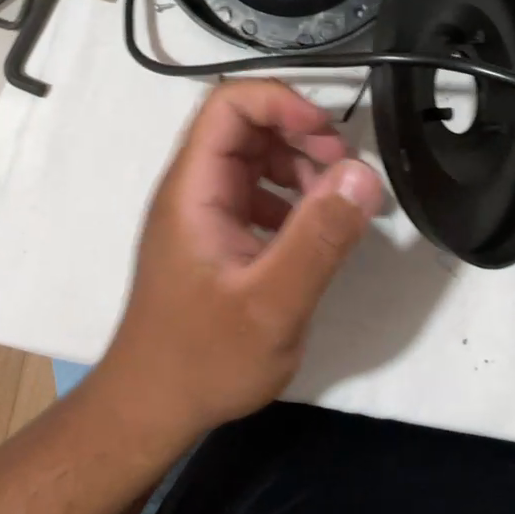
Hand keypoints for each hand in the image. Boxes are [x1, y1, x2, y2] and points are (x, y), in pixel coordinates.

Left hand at [94, 80, 384, 441]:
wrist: (151, 410)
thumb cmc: (204, 360)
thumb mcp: (272, 304)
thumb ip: (319, 239)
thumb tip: (363, 174)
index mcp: (193, 190)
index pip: (228, 106)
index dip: (280, 103)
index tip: (329, 136)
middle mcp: (193, 190)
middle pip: (244, 126)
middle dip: (299, 134)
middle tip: (345, 171)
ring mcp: (202, 214)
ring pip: (252, 159)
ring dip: (298, 165)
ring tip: (336, 203)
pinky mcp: (215, 238)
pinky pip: (255, 194)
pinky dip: (290, 198)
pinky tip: (312, 232)